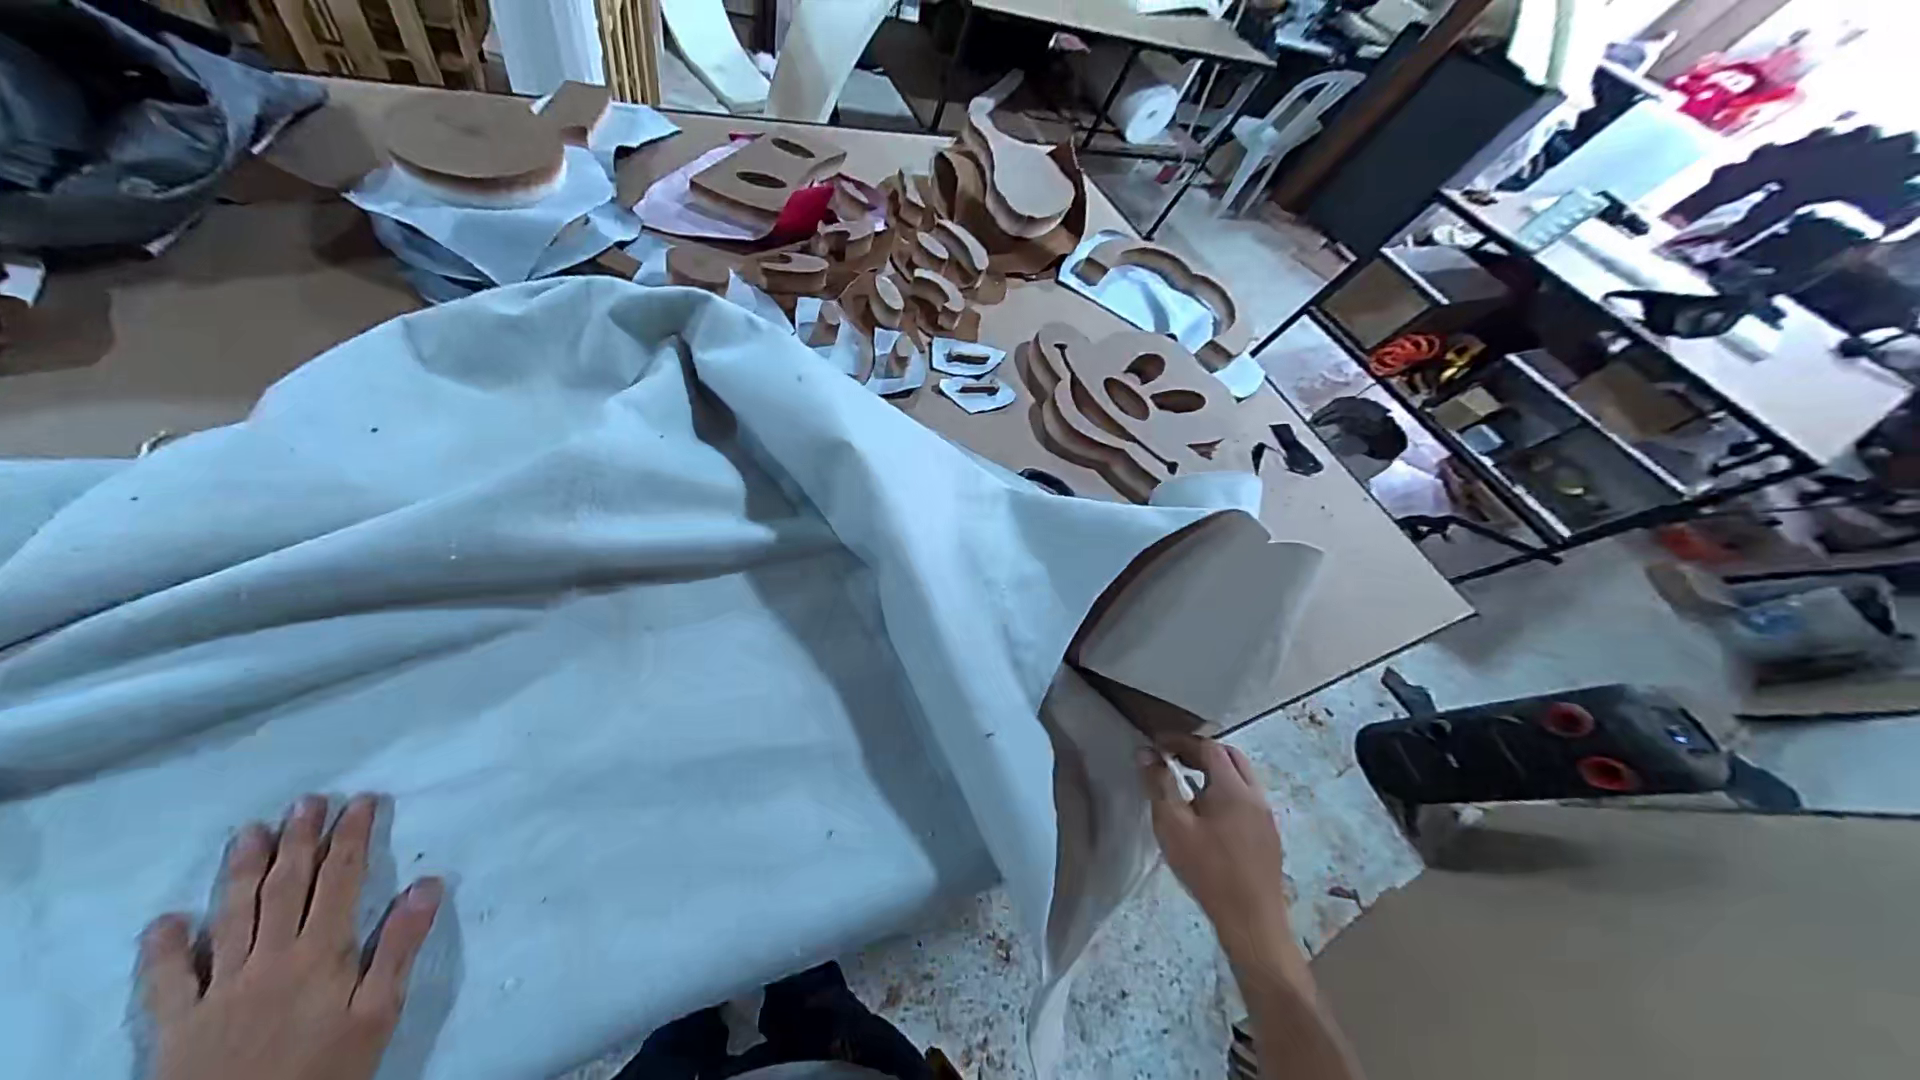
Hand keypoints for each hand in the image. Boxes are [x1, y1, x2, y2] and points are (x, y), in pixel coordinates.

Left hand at [138, 794, 443, 1079]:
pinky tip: (166, 921)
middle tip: (309, 801)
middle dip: (301, 839)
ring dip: (242, 871)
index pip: (342, 879)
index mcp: (322, 953)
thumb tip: (428, 883)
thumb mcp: (379, 1014)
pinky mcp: (178, 1024)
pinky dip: (164, 948)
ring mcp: (219, 989)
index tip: (363, 801)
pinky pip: (167, 980)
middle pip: (287, 887)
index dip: (353, 836)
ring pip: (231, 916)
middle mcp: (270, 958)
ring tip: (250, 832)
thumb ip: (401, 947)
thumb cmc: (327, 1070)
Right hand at [1139, 735, 1295, 971]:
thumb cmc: (1208, 870)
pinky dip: (1224, 790)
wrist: (1252, 923)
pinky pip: (1246, 798)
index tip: (1157, 743)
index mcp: (1233, 788)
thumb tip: (1146, 753)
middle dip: (1200, 750)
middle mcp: (1255, 795)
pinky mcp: (1268, 836)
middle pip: (1230, 757)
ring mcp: (1266, 817)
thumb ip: (1159, 784)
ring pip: (1241, 778)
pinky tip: (1206, 812)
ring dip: (1214, 771)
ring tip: (1186, 781)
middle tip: (1173, 756)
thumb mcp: (1173, 825)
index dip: (1181, 740)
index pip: (1208, 747)